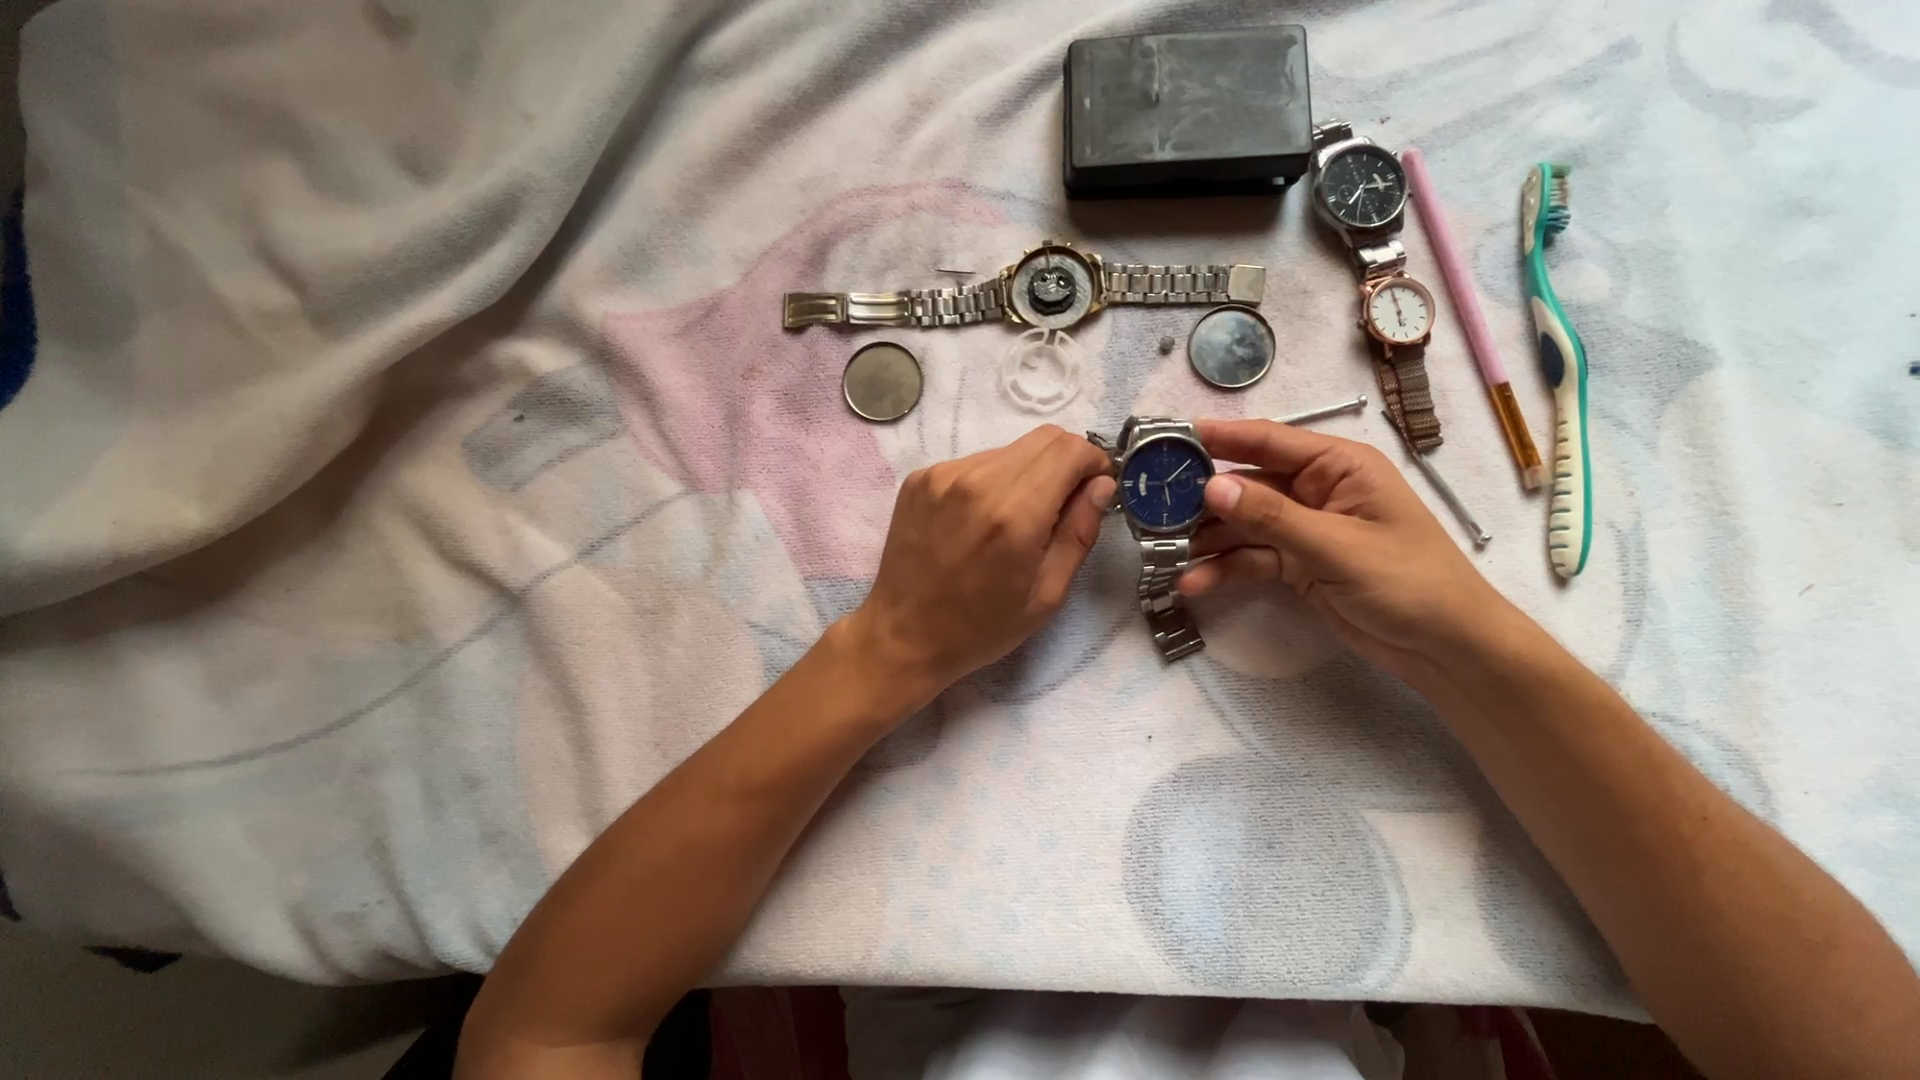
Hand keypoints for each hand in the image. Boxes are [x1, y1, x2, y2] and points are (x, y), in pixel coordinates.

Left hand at [848, 425, 1114, 699]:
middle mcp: (977, 482)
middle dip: (1065, 464)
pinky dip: (990, 482)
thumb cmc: (982, 627)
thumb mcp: (1047, 594)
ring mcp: (942, 475)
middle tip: (1061, 506)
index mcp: (1014, 514)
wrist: (904, 635)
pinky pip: (975, 462)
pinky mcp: (920, 478)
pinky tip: (980, 522)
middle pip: (1044, 438)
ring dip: (1027, 474)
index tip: (1093, 492)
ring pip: (1009, 449)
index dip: (1093, 464)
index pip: (1070, 450)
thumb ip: (1079, 532)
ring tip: (1014, 521)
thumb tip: (1102, 484)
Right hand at [1178, 419, 1512, 687]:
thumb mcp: (1335, 545)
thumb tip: (1210, 486)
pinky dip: (1225, 570)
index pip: (1268, 441)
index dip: (1218, 438)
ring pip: (1242, 525)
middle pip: (1246, 485)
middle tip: (1152, 509)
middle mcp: (1316, 491)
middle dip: (1201, 499)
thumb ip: (1271, 516)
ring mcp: (1305, 530)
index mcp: (1337, 466)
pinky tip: (1193, 584)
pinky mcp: (1297, 566)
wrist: (1445, 648)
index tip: (1169, 437)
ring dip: (1206, 539)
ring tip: (1164, 552)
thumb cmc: (1407, 581)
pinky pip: (1252, 560)